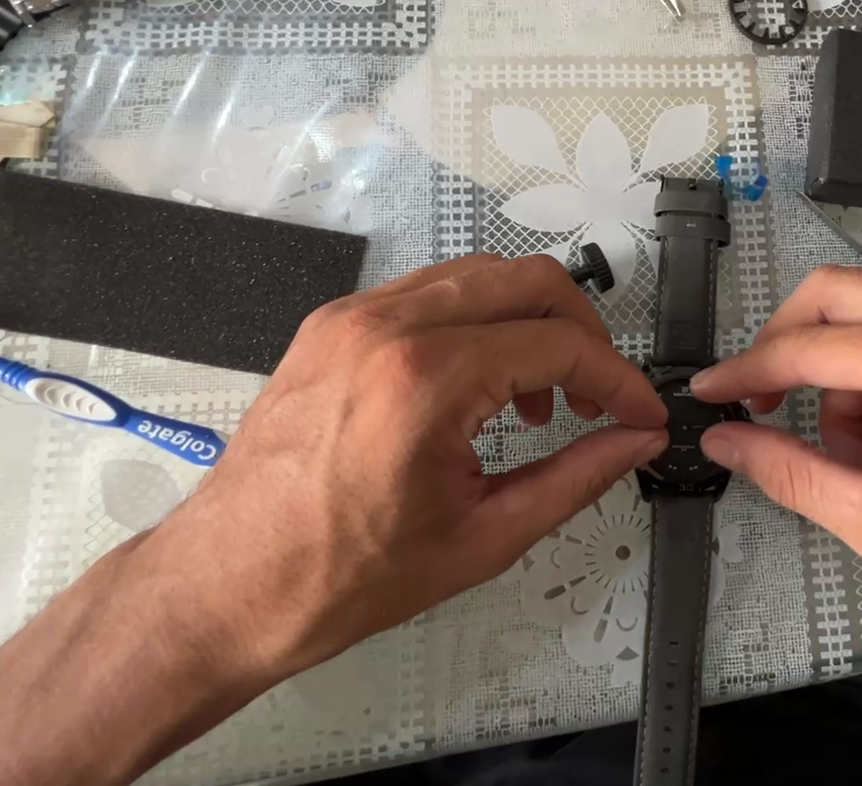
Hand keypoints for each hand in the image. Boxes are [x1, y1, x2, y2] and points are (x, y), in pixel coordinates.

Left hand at [144, 254, 668, 684]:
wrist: (223, 587)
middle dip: (583, 330)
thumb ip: (578, 478)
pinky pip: (434, 290)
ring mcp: (354, 315)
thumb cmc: (340, 576)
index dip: (617, 378)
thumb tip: (634, 441)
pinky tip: (481, 380)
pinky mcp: (334, 321)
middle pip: (529, 279)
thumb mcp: (484, 537)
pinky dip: (480, 320)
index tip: (638, 412)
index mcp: (426, 380)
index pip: (558, 343)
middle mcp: (388, 325)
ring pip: (483, 273)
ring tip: (537, 397)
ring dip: (531, 321)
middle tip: (598, 392)